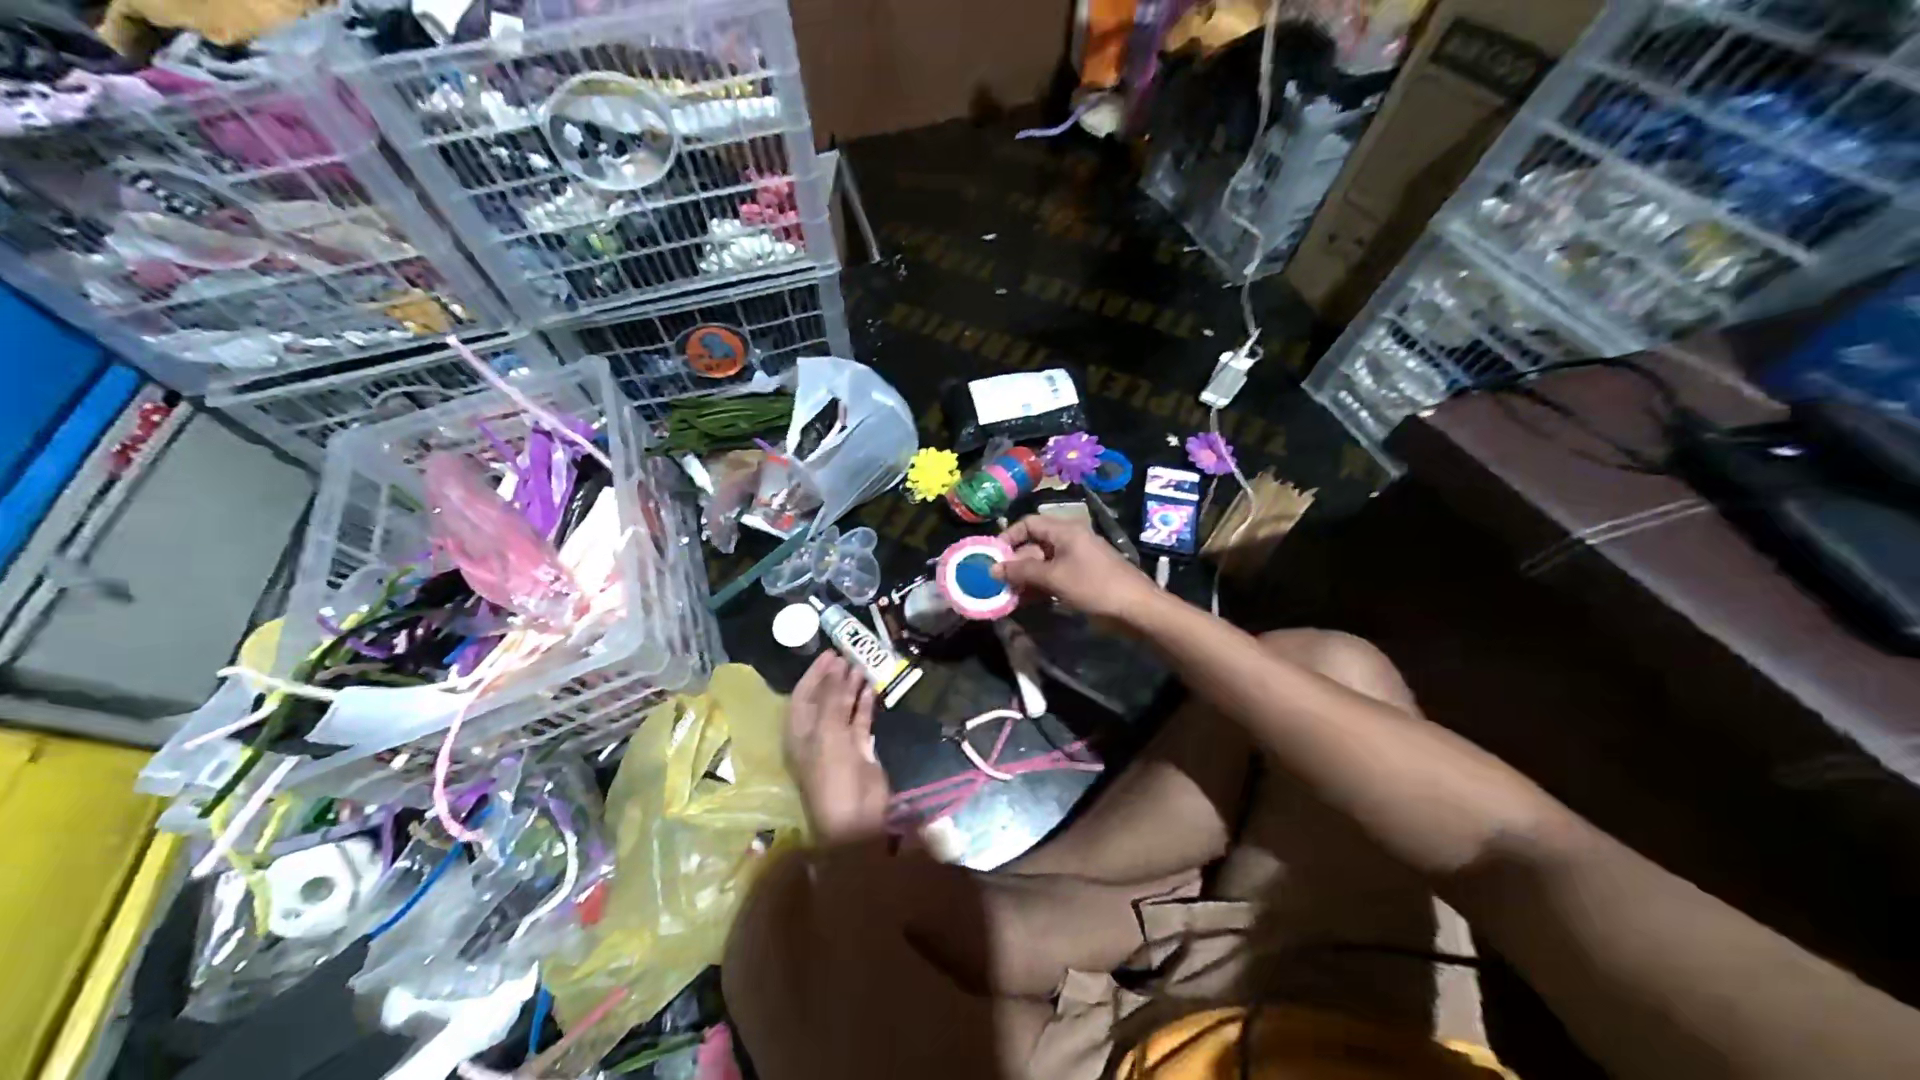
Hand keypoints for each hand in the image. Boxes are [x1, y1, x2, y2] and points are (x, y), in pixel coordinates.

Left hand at [785, 653, 888, 842]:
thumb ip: (832, 697)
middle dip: (835, 677)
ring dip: (851, 687)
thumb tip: (838, 665)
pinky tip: (872, 688)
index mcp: (799, 733)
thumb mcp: (826, 732)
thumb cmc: (832, 773)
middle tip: (850, 655)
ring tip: (863, 665)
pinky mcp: (859, 750)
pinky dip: (865, 704)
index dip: (815, 673)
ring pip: (843, 708)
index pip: (803, 694)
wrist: (855, 818)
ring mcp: (838, 743)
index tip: (830, 653)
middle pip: (823, 699)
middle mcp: (815, 735)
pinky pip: (860, 720)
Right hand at [995, 514, 1156, 620]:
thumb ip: (1021, 572)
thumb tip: (993, 568)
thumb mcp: (1053, 578)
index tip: (994, 557)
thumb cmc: (1094, 586)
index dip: (1009, 537)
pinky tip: (1028, 600)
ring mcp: (1077, 558)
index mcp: (1065, 530)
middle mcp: (1070, 539)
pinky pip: (1054, 575)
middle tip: (999, 581)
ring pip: (1043, 562)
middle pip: (1034, 543)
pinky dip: (1040, 584)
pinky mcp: (1082, 576)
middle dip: (1015, 562)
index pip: (1029, 523)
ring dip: (1026, 577)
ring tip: (1010, 594)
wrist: (1135, 609)